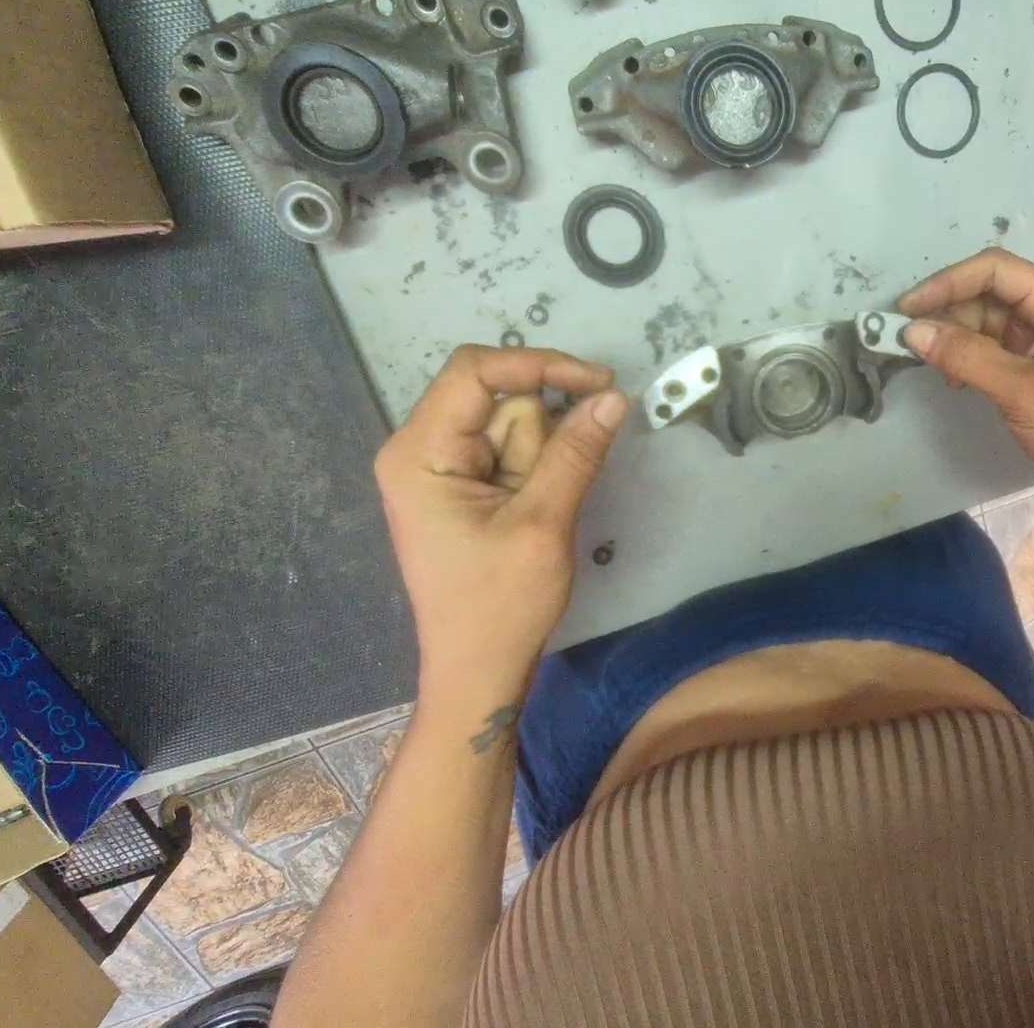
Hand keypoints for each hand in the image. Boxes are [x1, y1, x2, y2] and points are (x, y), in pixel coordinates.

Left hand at [374, 345, 628, 717]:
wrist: (480, 670)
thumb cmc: (500, 604)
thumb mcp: (544, 524)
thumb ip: (577, 453)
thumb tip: (614, 397)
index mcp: (419, 452)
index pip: (475, 371)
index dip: (540, 364)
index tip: (600, 384)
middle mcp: (421, 449)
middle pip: (500, 401)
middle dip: (540, 439)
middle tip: (544, 498)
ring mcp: (442, 468)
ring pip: (514, 427)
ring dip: (542, 462)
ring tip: (535, 517)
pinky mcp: (464, 485)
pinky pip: (513, 453)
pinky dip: (538, 473)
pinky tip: (534, 513)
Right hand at [899, 249, 1033, 514]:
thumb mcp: (1021, 391)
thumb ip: (966, 357)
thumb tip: (911, 332)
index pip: (995, 270)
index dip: (947, 282)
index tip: (906, 309)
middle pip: (984, 294)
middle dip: (946, 313)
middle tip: (909, 342)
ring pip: (981, 322)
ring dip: (952, 339)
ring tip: (933, 368)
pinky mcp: (1027, 368)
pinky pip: (986, 349)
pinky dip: (963, 359)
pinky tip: (953, 382)